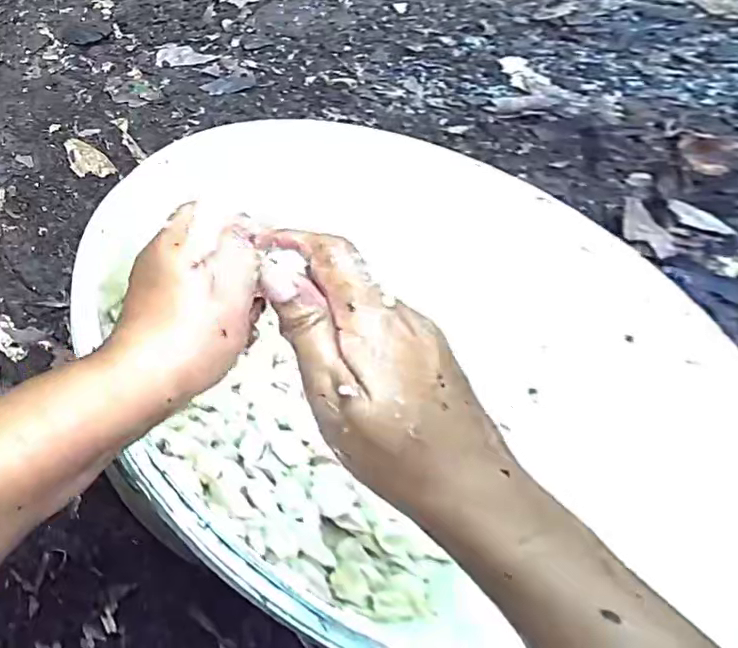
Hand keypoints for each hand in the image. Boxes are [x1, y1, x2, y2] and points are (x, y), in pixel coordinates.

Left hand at [105, 203, 264, 403]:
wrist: (143, 381)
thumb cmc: (185, 338)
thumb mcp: (231, 287)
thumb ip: (240, 248)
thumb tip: (244, 225)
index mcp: (173, 240)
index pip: (208, 209)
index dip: (240, 227)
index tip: (260, 252)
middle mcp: (157, 255)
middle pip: (207, 244)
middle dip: (236, 265)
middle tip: (252, 293)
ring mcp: (153, 281)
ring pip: (203, 273)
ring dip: (227, 292)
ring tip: (238, 320)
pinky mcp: (153, 306)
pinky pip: (191, 296)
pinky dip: (211, 310)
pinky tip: (223, 334)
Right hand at [254, 229, 517, 522]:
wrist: (478, 500)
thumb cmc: (398, 456)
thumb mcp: (331, 393)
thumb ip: (304, 328)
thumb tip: (278, 275)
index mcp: (375, 320)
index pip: (332, 250)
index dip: (291, 237)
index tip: (259, 244)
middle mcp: (402, 315)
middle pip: (343, 268)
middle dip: (299, 271)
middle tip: (265, 300)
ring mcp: (419, 331)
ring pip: (356, 293)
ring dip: (320, 298)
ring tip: (296, 338)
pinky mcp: (426, 349)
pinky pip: (374, 315)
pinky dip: (343, 319)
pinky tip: (333, 357)